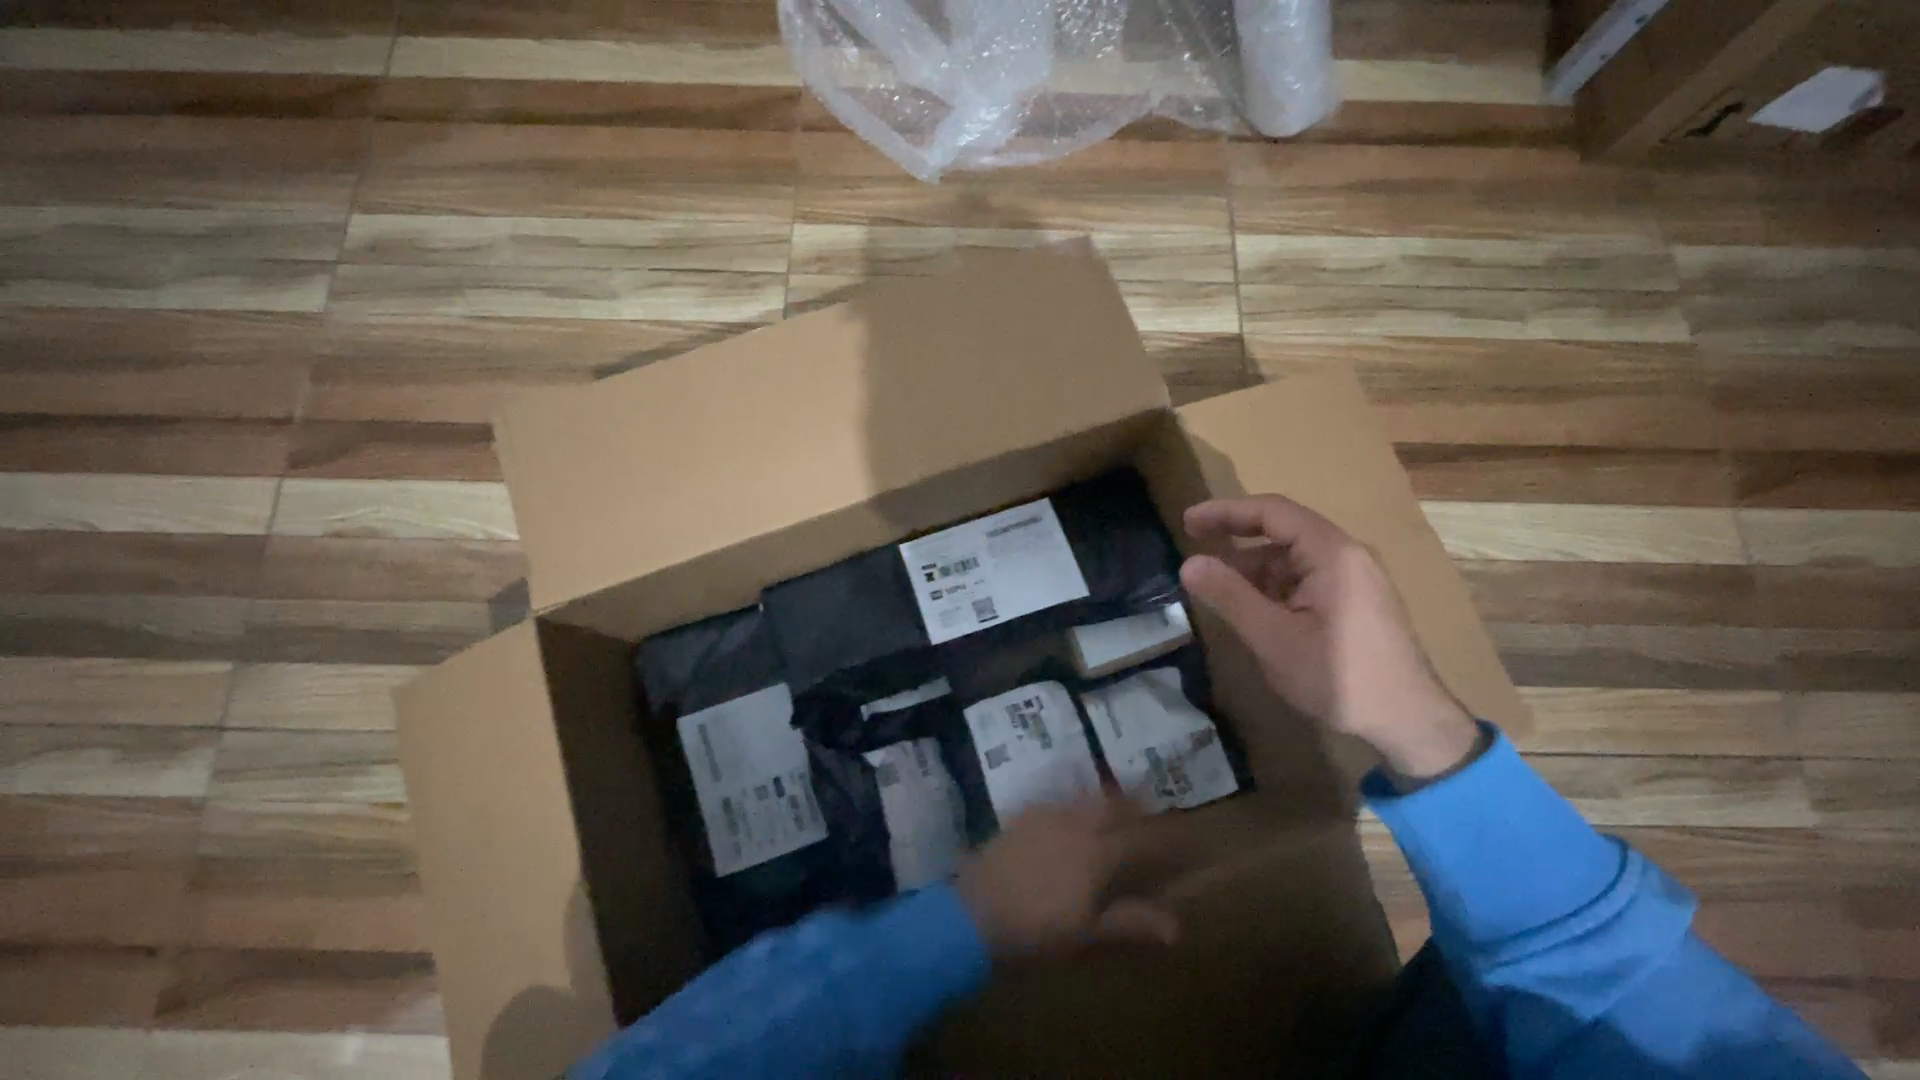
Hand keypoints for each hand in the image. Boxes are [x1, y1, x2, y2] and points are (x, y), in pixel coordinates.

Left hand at [953, 795, 1178, 958]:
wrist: (971, 915)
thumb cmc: (1034, 931)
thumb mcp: (1087, 935)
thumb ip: (1131, 923)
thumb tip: (1178, 927)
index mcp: (1098, 853)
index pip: (1144, 840)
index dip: (1170, 838)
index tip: (1192, 835)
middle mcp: (1075, 825)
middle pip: (1114, 806)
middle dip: (1138, 805)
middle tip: (1154, 805)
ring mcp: (1043, 817)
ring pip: (1084, 798)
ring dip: (1106, 797)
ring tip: (1119, 798)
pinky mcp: (1019, 818)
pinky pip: (1054, 799)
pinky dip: (1072, 797)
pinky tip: (1070, 804)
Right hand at [1178, 494, 1479, 780]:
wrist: (1408, 720)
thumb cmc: (1338, 676)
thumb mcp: (1273, 637)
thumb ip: (1229, 595)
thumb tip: (1189, 564)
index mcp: (1332, 553)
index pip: (1272, 512)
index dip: (1226, 511)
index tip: (1188, 521)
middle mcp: (1348, 555)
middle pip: (1284, 531)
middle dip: (1237, 539)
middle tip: (1194, 547)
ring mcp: (1356, 578)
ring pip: (1294, 558)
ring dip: (1254, 568)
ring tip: (1216, 587)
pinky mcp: (1357, 602)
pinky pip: (1308, 578)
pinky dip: (1275, 586)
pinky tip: (1253, 609)